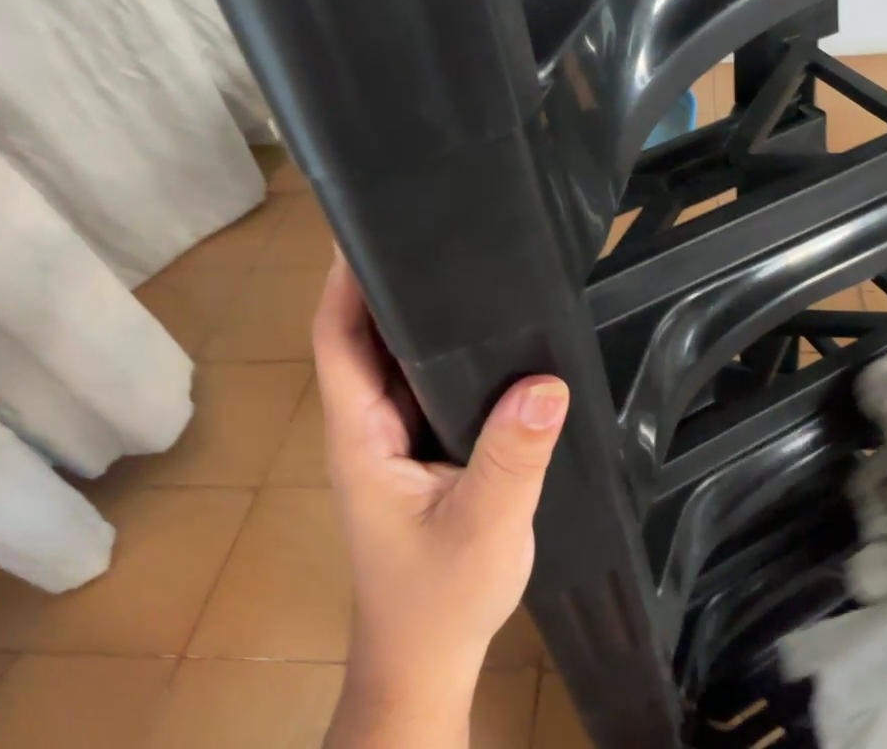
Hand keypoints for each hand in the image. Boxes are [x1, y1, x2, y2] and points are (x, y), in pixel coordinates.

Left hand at [313, 255, 568, 728]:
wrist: (426, 659)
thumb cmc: (438, 599)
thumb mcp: (483, 526)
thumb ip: (512, 456)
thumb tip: (548, 381)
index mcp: (361, 435)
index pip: (338, 339)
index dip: (344, 281)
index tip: (370, 227)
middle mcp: (369, 427)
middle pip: (367, 339)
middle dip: (390, 283)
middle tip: (436, 228)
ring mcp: (393, 441)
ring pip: (400, 363)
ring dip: (421, 317)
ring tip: (467, 264)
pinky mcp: (420, 454)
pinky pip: (430, 388)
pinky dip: (449, 355)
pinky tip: (490, 337)